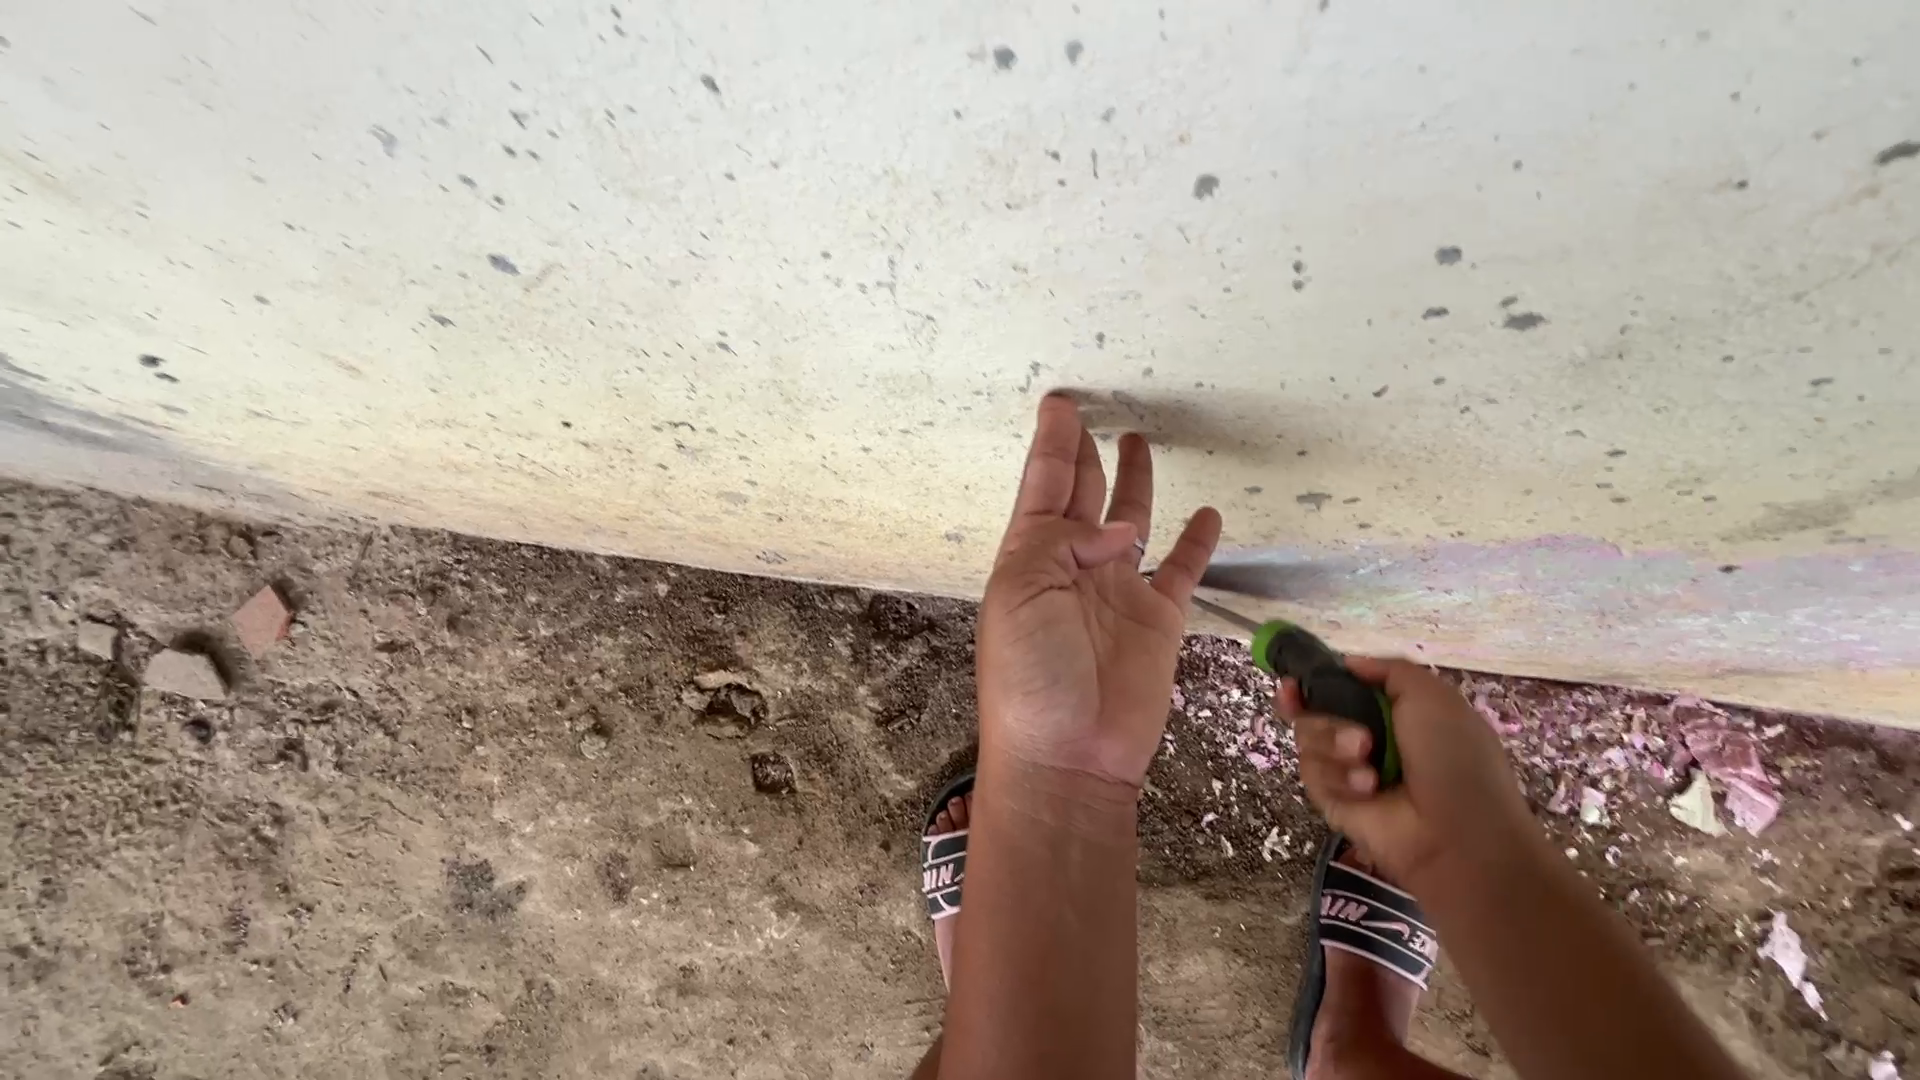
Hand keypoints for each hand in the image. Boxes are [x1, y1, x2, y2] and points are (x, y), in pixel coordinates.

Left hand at [976, 395, 1221, 792]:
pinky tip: (1206, 514)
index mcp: (1032, 557)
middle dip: (1085, 458)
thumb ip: (1063, 541)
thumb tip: (1116, 527)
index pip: (1045, 486)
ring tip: (1139, 441)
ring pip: (1131, 522)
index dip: (1053, 446)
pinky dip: (1196, 542)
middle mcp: (1074, 567)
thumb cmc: (1031, 673)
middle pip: (1084, 498)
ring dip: (1134, 484)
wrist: (1068, 754)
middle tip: (1091, 416)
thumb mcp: (1023, 593)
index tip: (1059, 404)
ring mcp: (1118, 592)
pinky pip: (1182, 569)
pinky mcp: (1158, 620)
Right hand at [1278, 657, 1537, 885]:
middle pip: (1311, 711)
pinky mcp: (1332, 800)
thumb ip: (1389, 670)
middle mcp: (1365, 737)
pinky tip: (1367, 788)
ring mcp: (1346, 770)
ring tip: (1368, 763)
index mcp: (1391, 712)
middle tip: (1340, 726)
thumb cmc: (1454, 759)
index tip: (1293, 685)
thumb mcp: (1433, 696)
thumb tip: (1347, 663)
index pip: (1337, 690)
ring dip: (1335, 745)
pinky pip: (1312, 773)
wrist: (1460, 835)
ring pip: (1308, 739)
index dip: (1312, 684)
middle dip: (1321, 715)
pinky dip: (1338, 776)